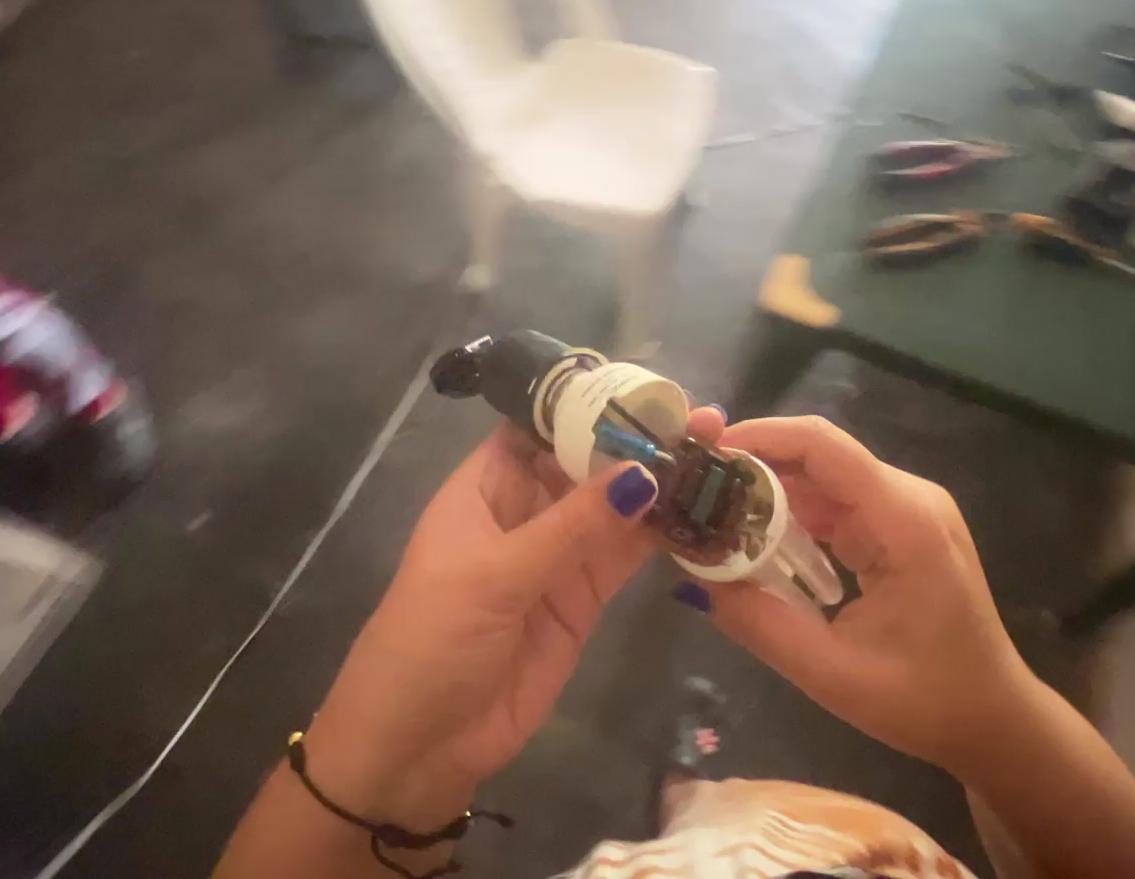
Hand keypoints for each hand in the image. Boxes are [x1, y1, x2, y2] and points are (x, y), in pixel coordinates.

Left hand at [305, 408, 726, 828]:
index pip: (538, 427)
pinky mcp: (583, 598)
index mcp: (486, 486)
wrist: (419, 747)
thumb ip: (571, 527)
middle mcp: (525, 510)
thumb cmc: (431, 640)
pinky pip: (627, 554)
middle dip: (637, 440)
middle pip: (586, 462)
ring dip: (660, 483)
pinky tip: (702, 512)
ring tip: (715, 454)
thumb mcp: (495, 575)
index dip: (587, 405)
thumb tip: (642, 473)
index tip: (644, 387)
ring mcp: (558, 555)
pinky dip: (663, 535)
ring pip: (615, 506)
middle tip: (700, 418)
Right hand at [697, 416, 1035, 774]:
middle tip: (694, 488)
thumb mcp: (833, 673)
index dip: (761, 436)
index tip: (706, 453)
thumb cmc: (926, 701)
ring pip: (820, 475)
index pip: (824, 446)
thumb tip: (691, 575)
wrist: (995, 721)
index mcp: (905, 520)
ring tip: (710, 511)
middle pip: (817, 454)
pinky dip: (789, 513)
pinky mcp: (894, 523)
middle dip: (752, 464)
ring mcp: (904, 507)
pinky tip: (752, 536)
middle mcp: (907, 496)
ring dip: (766, 490)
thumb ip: (759, 623)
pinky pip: (831, 501)